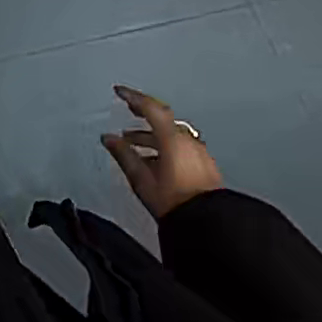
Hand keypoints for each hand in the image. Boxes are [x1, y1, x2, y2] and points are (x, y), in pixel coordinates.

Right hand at [101, 86, 222, 219]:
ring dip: (152, 133)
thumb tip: (109, 139)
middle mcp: (189, 142)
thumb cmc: (178, 205)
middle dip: (144, 112)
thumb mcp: (142, 179)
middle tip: (130, 107)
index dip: (132, 96)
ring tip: (135, 141)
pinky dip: (165, 145)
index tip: (120, 91)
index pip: (150, 107)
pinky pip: (181, 147)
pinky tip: (155, 159)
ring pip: (172, 134)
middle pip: (163, 118)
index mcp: (173, 139)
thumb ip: (123, 154)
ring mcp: (199, 154)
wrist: (212, 229)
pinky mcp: (206, 167)